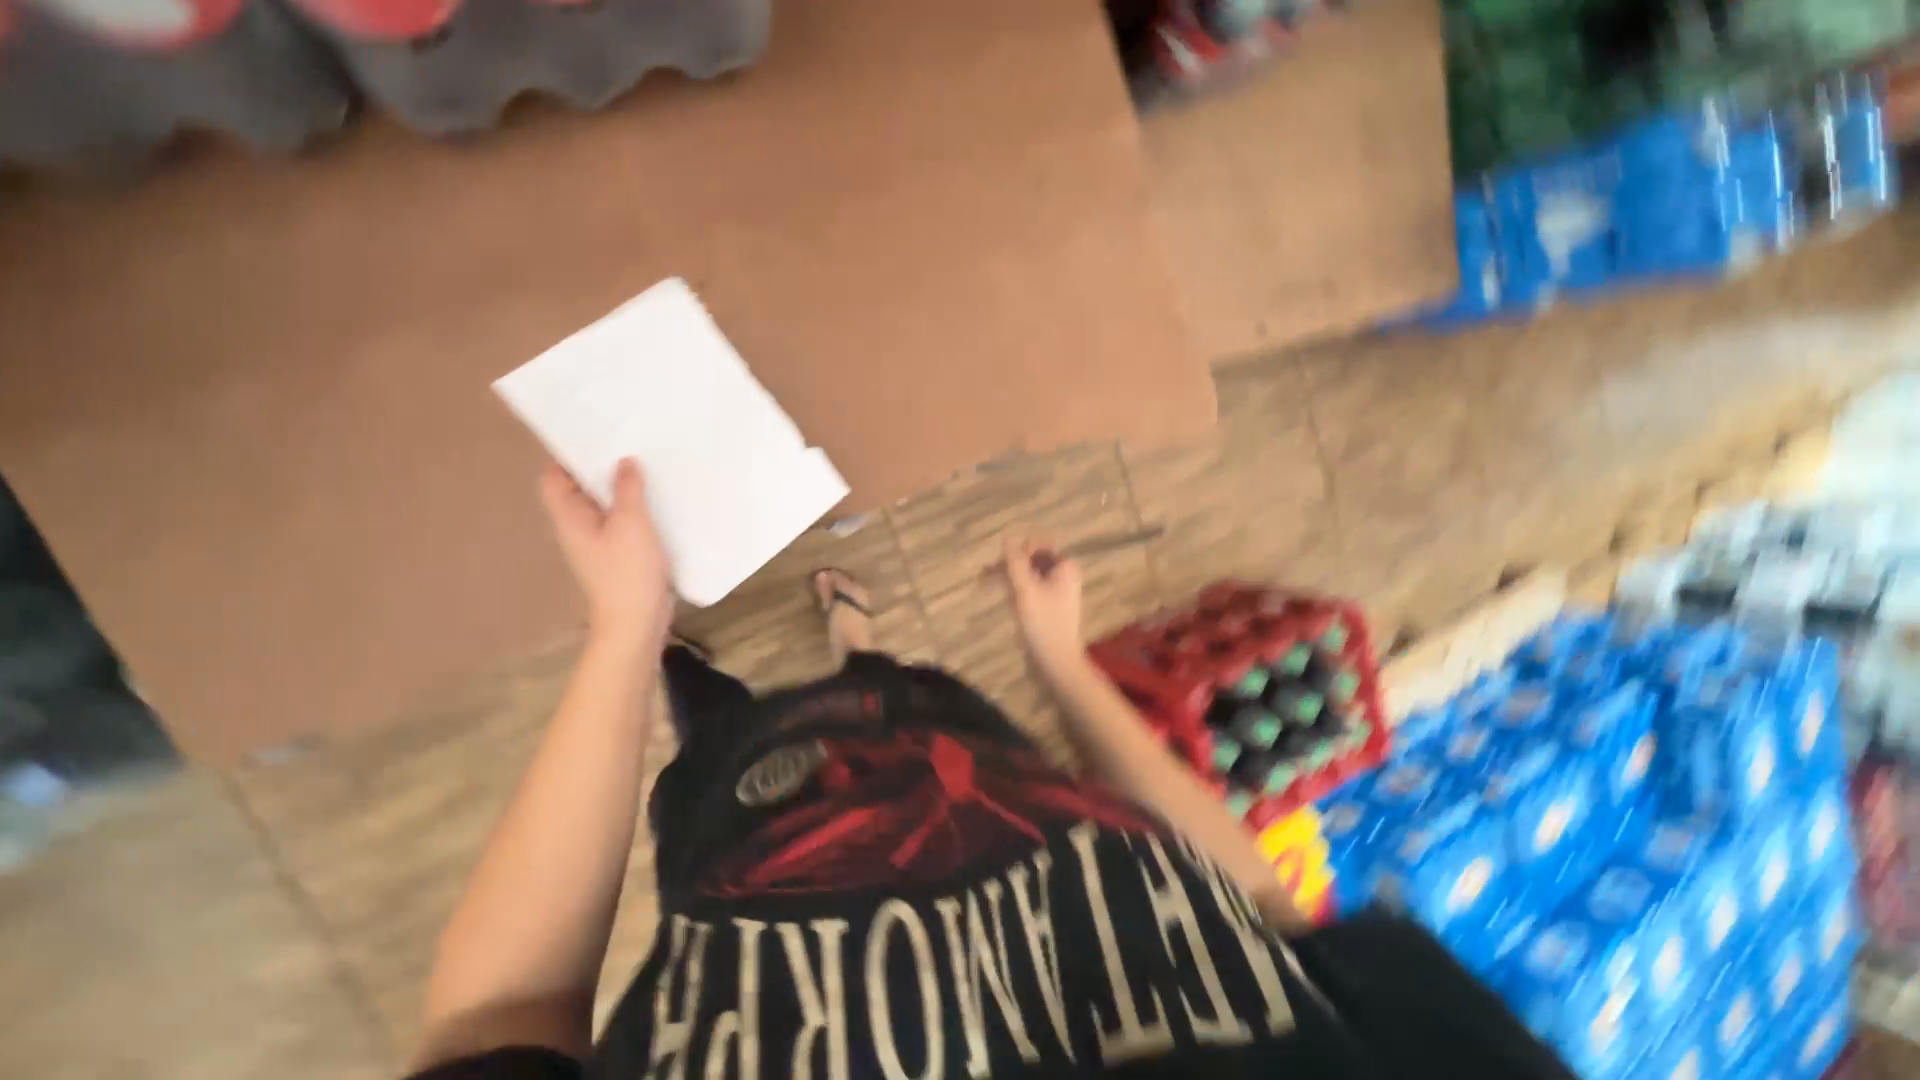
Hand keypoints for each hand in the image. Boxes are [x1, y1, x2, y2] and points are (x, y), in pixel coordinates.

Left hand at [540, 458, 673, 653]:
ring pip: (603, 505)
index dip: (565, 454)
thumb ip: (627, 488)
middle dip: (598, 466)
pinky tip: (657, 499)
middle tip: (624, 440)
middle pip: (579, 488)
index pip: (554, 477)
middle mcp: (578, 527)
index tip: (589, 432)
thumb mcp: (631, 522)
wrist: (636, 622)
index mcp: (570, 517)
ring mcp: (598, 543)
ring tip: (645, 463)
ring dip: (620, 487)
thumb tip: (624, 461)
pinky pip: (621, 521)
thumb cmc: (627, 571)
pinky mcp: (619, 554)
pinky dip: (634, 508)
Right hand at [1002, 536, 1086, 673]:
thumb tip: (1008, 537)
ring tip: (990, 584)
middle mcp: (1064, 574)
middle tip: (988, 573)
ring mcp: (1058, 590)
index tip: (1002, 562)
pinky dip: (1018, 590)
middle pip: (1034, 558)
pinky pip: (1032, 588)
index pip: (1040, 543)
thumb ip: (1016, 562)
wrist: (1056, 660)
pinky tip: (1007, 599)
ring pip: (1030, 574)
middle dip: (1012, 564)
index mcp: (1065, 566)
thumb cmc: (1043, 623)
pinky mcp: (1050, 605)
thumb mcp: (1026, 589)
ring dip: (1012, 577)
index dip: (1020, 549)